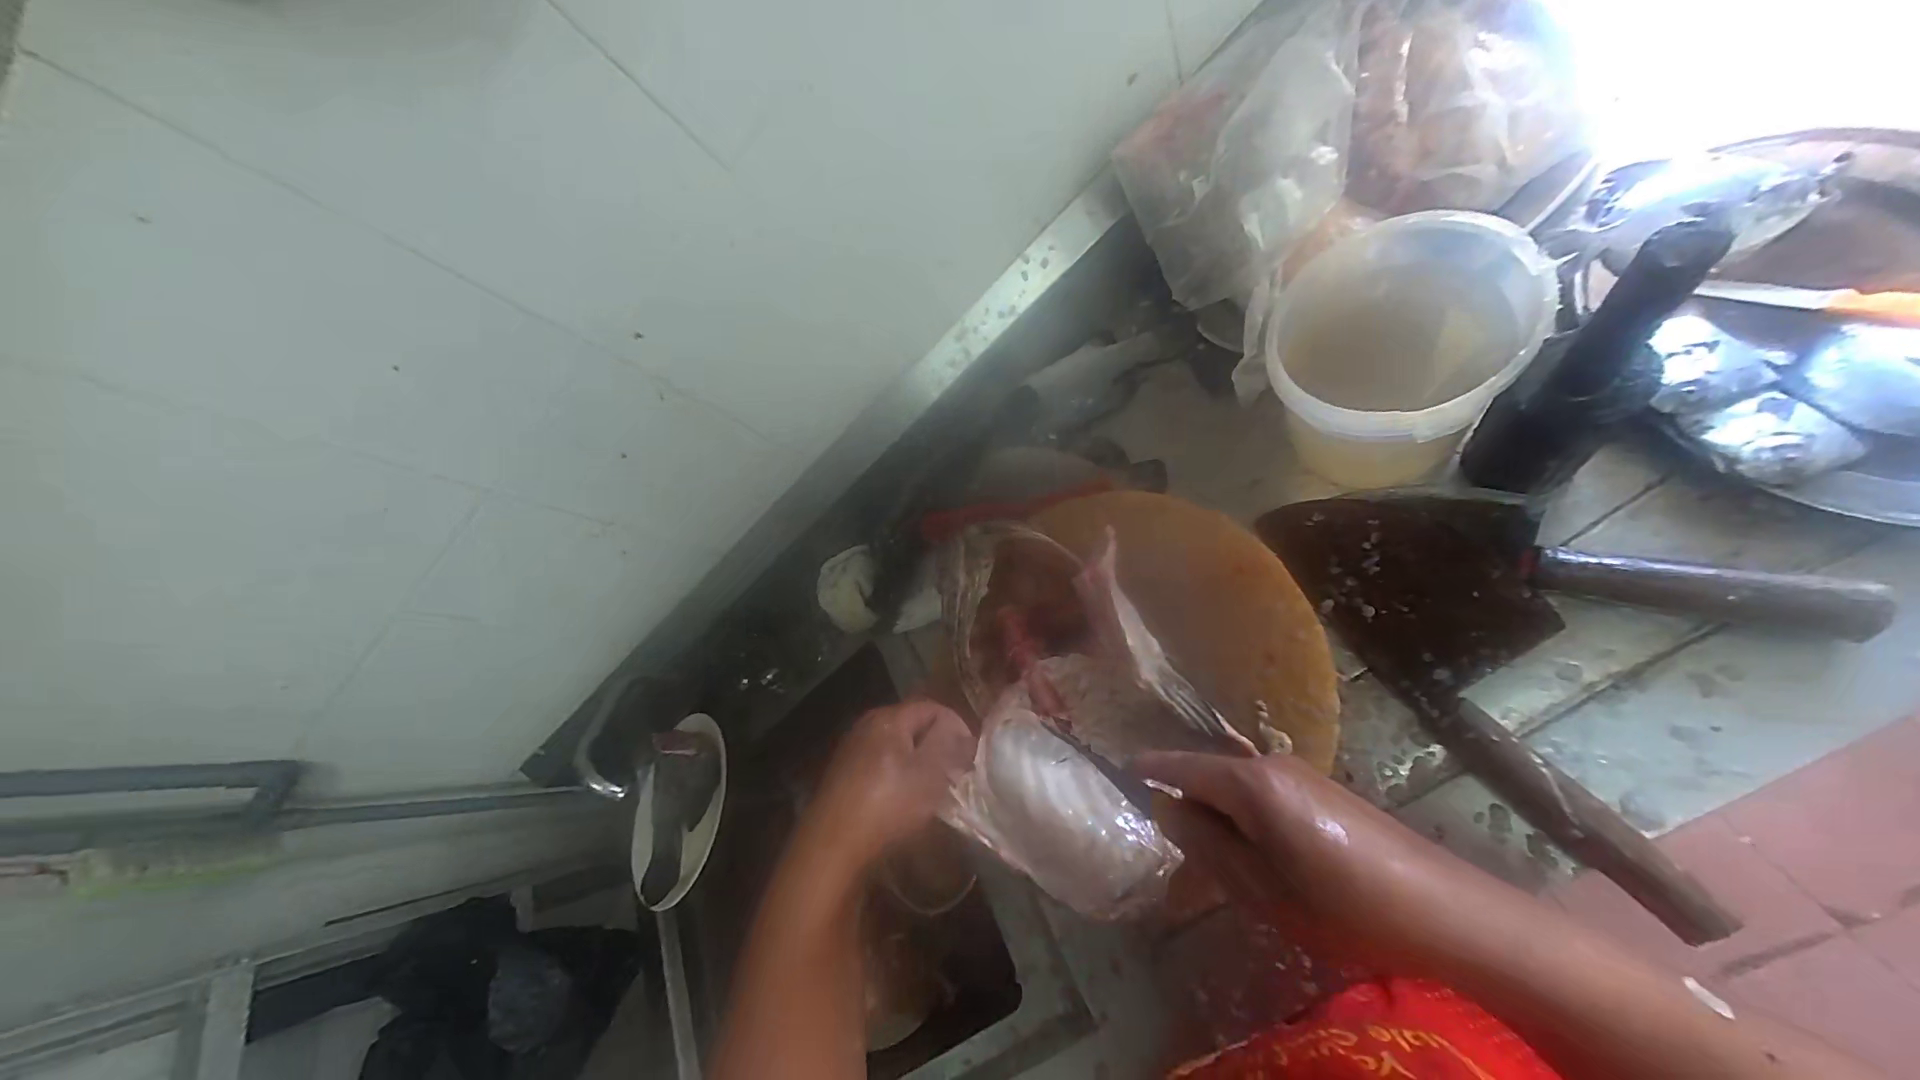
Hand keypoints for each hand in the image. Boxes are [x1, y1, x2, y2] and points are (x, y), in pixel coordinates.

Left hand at [799, 701, 975, 877]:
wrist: (832, 846)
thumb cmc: (887, 805)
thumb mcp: (929, 772)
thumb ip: (948, 743)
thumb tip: (959, 730)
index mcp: (888, 717)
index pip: (933, 708)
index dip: (957, 728)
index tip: (971, 758)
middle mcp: (867, 725)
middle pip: (914, 726)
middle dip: (939, 746)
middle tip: (956, 774)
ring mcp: (852, 750)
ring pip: (898, 747)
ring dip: (919, 763)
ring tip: (934, 790)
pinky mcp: (844, 775)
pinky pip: (882, 765)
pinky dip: (899, 776)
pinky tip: (904, 801)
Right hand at [1137, 750, 1499, 970]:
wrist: (1446, 912)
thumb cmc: (1341, 905)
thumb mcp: (1258, 886)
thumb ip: (1203, 842)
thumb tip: (1166, 809)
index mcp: (1248, 782)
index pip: (1179, 766)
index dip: (1147, 771)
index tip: (1118, 773)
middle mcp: (1270, 764)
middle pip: (1207, 774)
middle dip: (1184, 803)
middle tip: (1165, 843)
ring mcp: (1301, 775)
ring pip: (1236, 787)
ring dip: (1217, 815)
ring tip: (1208, 857)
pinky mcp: (1324, 791)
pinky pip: (1264, 795)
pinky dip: (1246, 817)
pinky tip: (1254, 853)